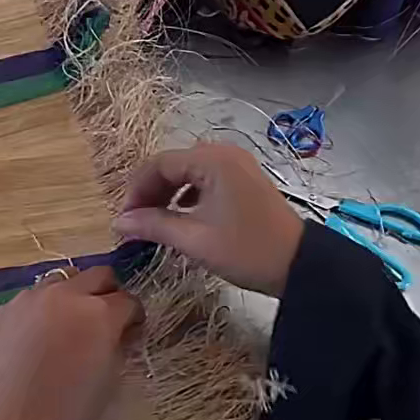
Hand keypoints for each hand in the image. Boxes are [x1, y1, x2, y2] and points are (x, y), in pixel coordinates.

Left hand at [0, 265, 143, 419]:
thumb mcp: (106, 386)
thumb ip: (117, 350)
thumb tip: (119, 335)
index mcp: (99, 314)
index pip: (129, 301)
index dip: (134, 318)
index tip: (132, 333)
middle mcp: (66, 295)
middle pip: (98, 275)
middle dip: (108, 294)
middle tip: (107, 323)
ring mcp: (32, 297)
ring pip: (64, 281)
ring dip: (75, 296)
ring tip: (71, 329)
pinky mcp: (6, 307)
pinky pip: (35, 297)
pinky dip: (46, 308)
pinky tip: (40, 339)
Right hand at [111, 143, 303, 296]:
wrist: (301, 266)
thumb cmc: (246, 251)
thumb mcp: (194, 239)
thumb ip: (153, 226)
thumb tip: (119, 223)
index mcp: (212, 161)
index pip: (158, 165)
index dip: (136, 190)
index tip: (125, 218)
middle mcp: (224, 154)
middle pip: (172, 164)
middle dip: (150, 192)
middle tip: (136, 221)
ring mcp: (236, 165)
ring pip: (187, 172)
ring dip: (166, 193)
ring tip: (155, 221)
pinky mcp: (243, 179)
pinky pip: (204, 178)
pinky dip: (186, 194)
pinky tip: (180, 216)